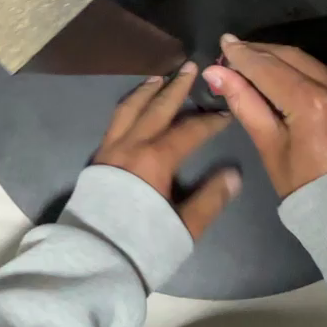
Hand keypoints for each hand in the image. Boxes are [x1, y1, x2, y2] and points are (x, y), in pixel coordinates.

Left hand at [94, 62, 241, 239]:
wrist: (93, 260)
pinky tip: (133, 106)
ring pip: (129, 109)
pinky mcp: (97, 159)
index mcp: (155, 159)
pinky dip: (128, 105)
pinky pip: (115, 120)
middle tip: (189, 66)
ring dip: (147, 91)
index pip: (188, 131)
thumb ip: (210, 199)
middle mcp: (131, 145)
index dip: (209, 122)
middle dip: (176, 87)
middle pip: (157, 108)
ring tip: (159, 78)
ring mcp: (110, 149)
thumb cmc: (142, 245)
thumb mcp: (184, 228)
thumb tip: (234, 174)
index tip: (225, 115)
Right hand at [203, 35, 326, 197]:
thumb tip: (217, 72)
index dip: (244, 55)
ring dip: (284, 62)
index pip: (270, 69)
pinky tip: (290, 80)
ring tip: (257, 63)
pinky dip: (308, 76)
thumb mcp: (271, 149)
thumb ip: (245, 104)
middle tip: (236, 50)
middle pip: (294, 58)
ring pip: (314, 66)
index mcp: (314, 106)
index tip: (224, 42)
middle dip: (263, 52)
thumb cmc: (309, 191)